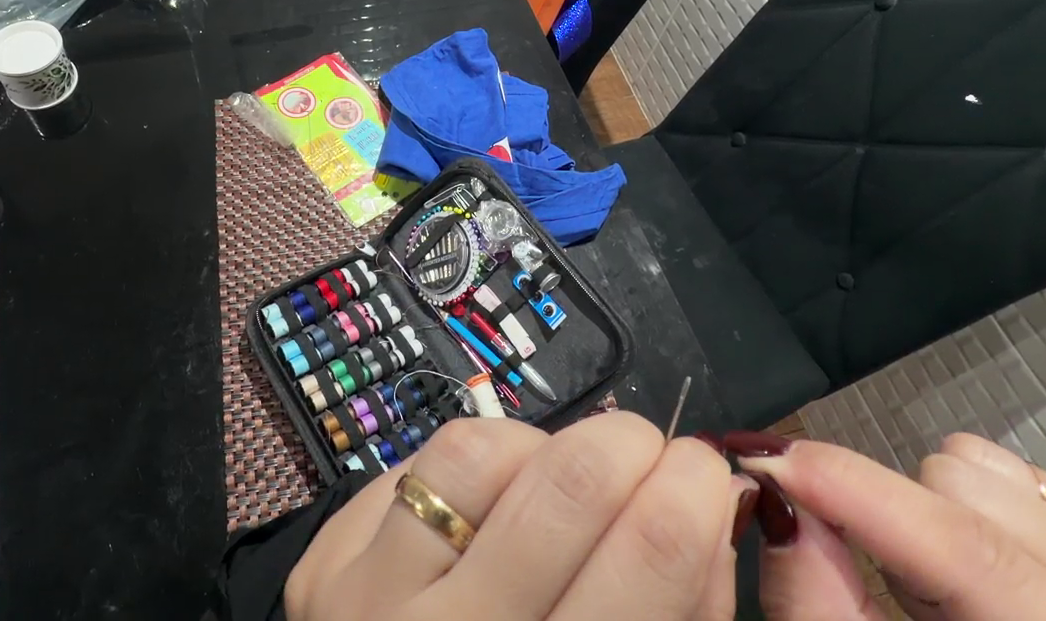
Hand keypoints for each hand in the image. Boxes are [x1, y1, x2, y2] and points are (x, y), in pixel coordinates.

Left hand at [285, 412, 758, 619]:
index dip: (692, 493)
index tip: (705, 469)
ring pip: (481, 454)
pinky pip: (423, 461)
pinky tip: (497, 486)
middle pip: (565, 491)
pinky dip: (483, 452)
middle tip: (647, 447)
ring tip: (563, 471)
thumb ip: (681, 601)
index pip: (648, 562)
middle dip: (628, 444)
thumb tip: (713, 502)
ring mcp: (378, 601)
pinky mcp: (332, 562)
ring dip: (544, 445)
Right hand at [709, 430, 1045, 619]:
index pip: (972, 554)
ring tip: (943, 594)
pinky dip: (981, 509)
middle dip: (900, 522)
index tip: (775, 459)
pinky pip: (1030, 479)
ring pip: (995, 476)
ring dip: (938, 515)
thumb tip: (780, 510)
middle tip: (892, 588)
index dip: (860, 494)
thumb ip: (826, 613)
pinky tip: (988, 573)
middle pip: (970, 494)